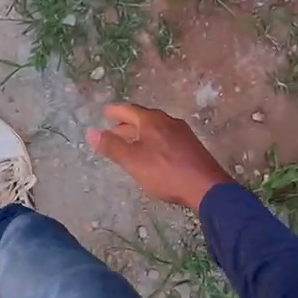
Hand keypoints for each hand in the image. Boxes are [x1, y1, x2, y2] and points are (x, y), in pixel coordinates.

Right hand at [88, 103, 232, 208]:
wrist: (206, 187)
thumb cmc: (165, 172)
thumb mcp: (133, 161)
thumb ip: (112, 146)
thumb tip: (91, 132)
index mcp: (151, 120)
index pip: (129, 110)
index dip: (116, 112)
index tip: (106, 112)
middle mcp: (167, 121)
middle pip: (143, 118)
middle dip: (127, 124)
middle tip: (114, 130)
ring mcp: (182, 133)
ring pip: (156, 128)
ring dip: (141, 133)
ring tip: (132, 143)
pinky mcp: (191, 146)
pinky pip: (166, 137)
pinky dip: (154, 141)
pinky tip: (154, 153)